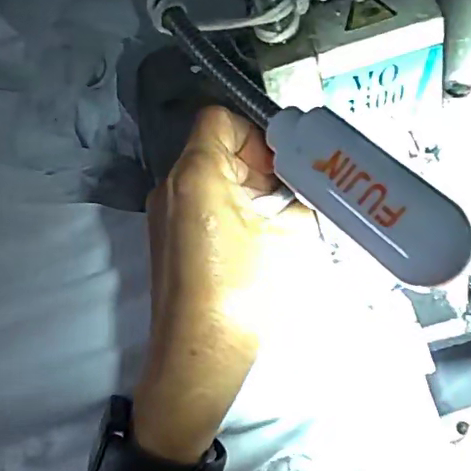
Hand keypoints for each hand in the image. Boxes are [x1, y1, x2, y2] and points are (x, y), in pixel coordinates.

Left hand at [135, 106, 311, 462]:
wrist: (200, 352)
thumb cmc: (243, 290)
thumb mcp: (288, 239)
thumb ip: (300, 201)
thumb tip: (306, 189)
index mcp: (196, 174)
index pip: (219, 119)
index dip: (255, 134)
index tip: (280, 166)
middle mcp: (171, 185)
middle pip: (214, 146)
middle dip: (255, 164)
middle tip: (286, 196)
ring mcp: (164, 214)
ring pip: (208, 176)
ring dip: (244, 188)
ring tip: (274, 222)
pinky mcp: (166, 239)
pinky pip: (199, 203)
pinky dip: (228, 208)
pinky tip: (253, 240)